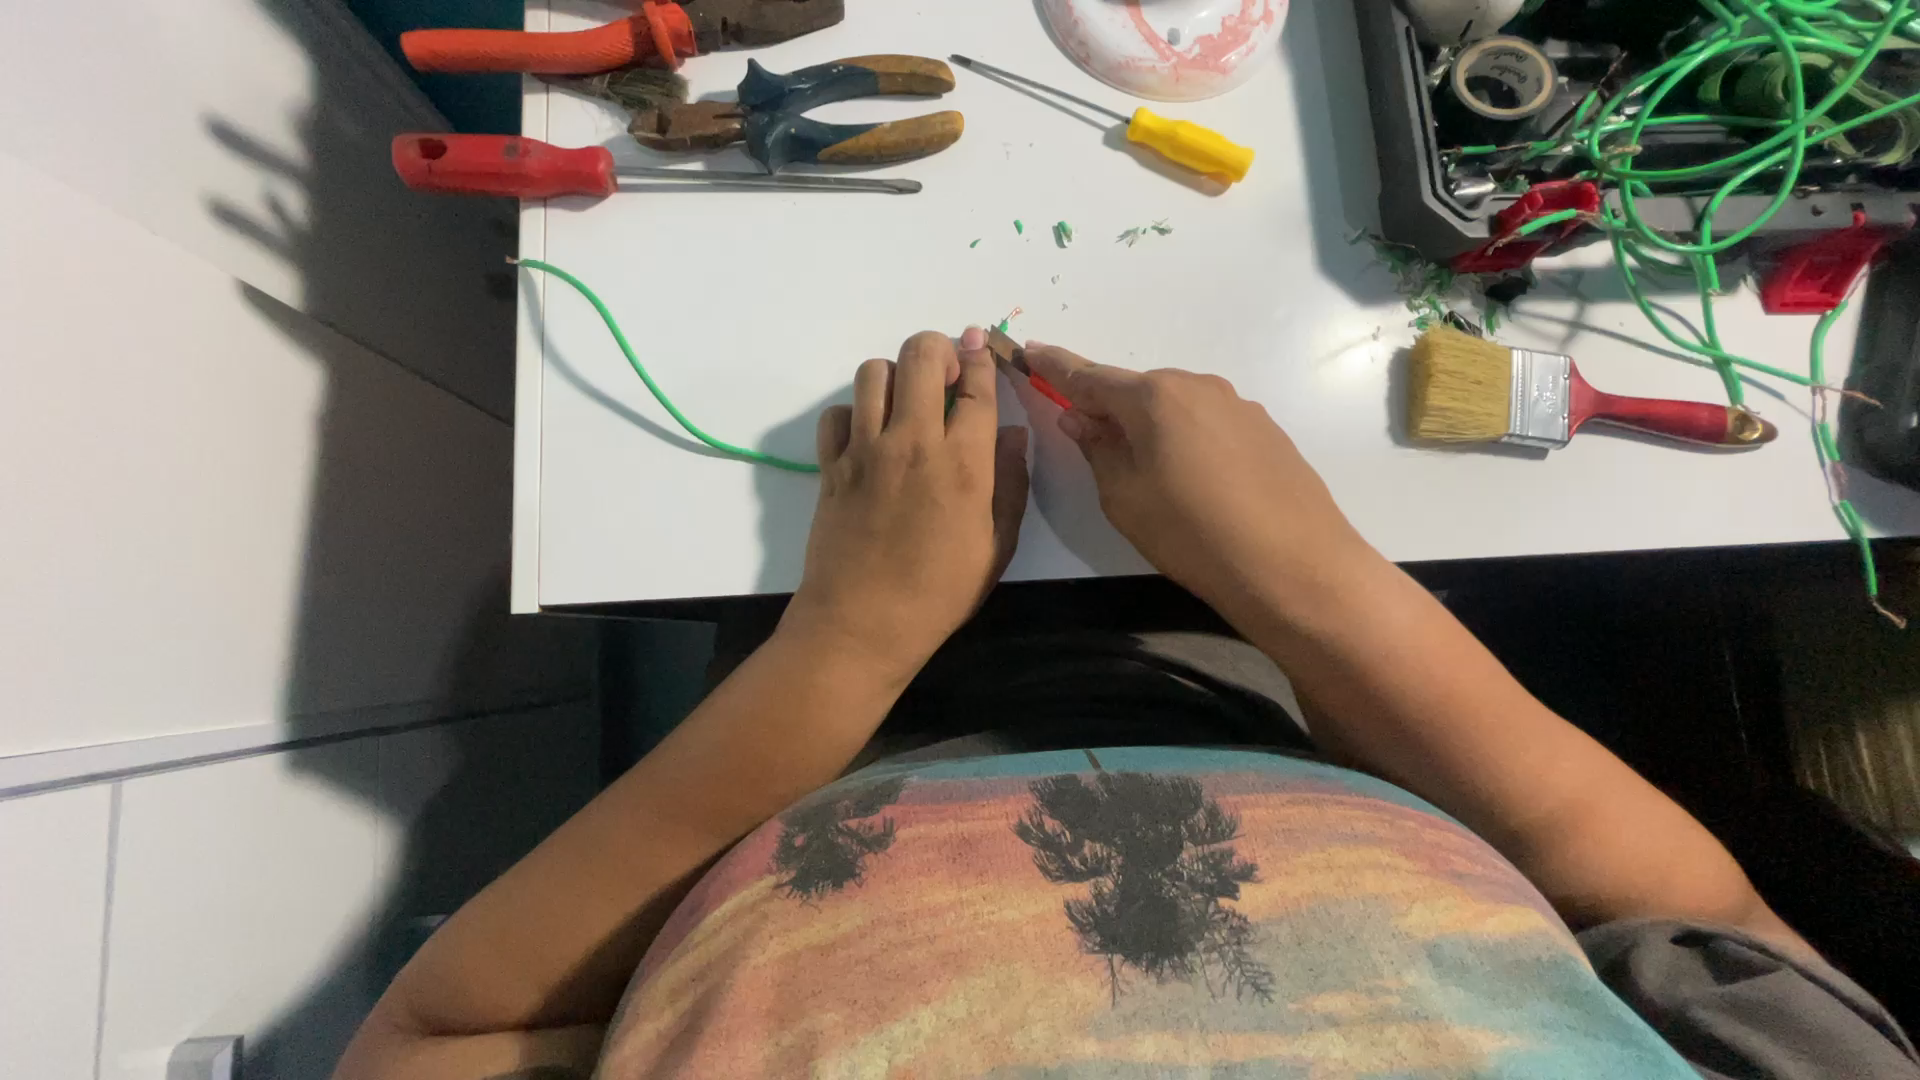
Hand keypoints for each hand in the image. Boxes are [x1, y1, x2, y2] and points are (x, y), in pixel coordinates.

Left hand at [783, 328, 1029, 683]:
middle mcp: (912, 441)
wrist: (862, 624)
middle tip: (945, 375)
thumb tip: (1012, 434)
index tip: (981, 348)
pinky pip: (835, 414)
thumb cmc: (938, 594)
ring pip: (872, 372)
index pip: (976, 386)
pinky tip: (867, 438)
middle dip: (938, 349)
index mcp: (963, 462)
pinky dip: (853, 414)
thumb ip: (1010, 485)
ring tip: (905, 404)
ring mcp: (864, 450)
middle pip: (920, 355)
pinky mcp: (830, 466)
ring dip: (894, 376)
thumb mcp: (996, 548)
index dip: (981, 358)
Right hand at [1026, 344, 1371, 621]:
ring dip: (1150, 425)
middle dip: (1107, 406)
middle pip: (1136, 390)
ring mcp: (1237, 405)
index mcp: (1153, 397)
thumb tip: (1079, 417)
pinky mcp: (1264, 429)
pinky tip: (1195, 480)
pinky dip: (1186, 438)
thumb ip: (1097, 449)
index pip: (1088, 375)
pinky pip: (1207, 423)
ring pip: (1175, 407)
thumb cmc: (1191, 534)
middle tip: (1088, 437)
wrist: (1292, 566)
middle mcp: (1196, 386)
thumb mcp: (1124, 498)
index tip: (1028, 350)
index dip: (1054, 365)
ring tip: (1148, 472)